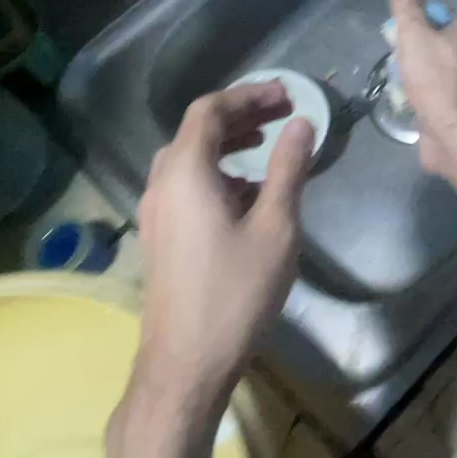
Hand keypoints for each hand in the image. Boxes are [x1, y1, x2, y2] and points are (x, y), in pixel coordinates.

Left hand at [133, 82, 312, 407]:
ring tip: (268, 144)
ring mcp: (156, 213)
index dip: (248, 95)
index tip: (286, 94)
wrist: (186, 363)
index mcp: (186, 174)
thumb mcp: (276, 227)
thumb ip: (287, 170)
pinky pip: (186, 184)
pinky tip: (248, 192)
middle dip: (241, 115)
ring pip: (189, 157)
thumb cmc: (236, 292)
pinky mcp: (160, 236)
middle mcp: (161, 185)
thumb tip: (300, 124)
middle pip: (197, 130)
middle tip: (283, 112)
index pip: (209, 111)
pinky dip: (217, 170)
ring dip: (228, 142)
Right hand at [388, 0, 456, 175]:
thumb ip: (406, 6)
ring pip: (447, 69)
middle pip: (447, 43)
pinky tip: (414, 102)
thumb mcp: (413, 34)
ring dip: (425, 75)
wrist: (455, 133)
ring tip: (403, 82)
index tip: (407, 36)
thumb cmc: (436, 77)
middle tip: (402, 61)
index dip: (425, 24)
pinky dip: (433, 96)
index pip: (450, 16)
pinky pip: (448, 93)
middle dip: (423, 51)